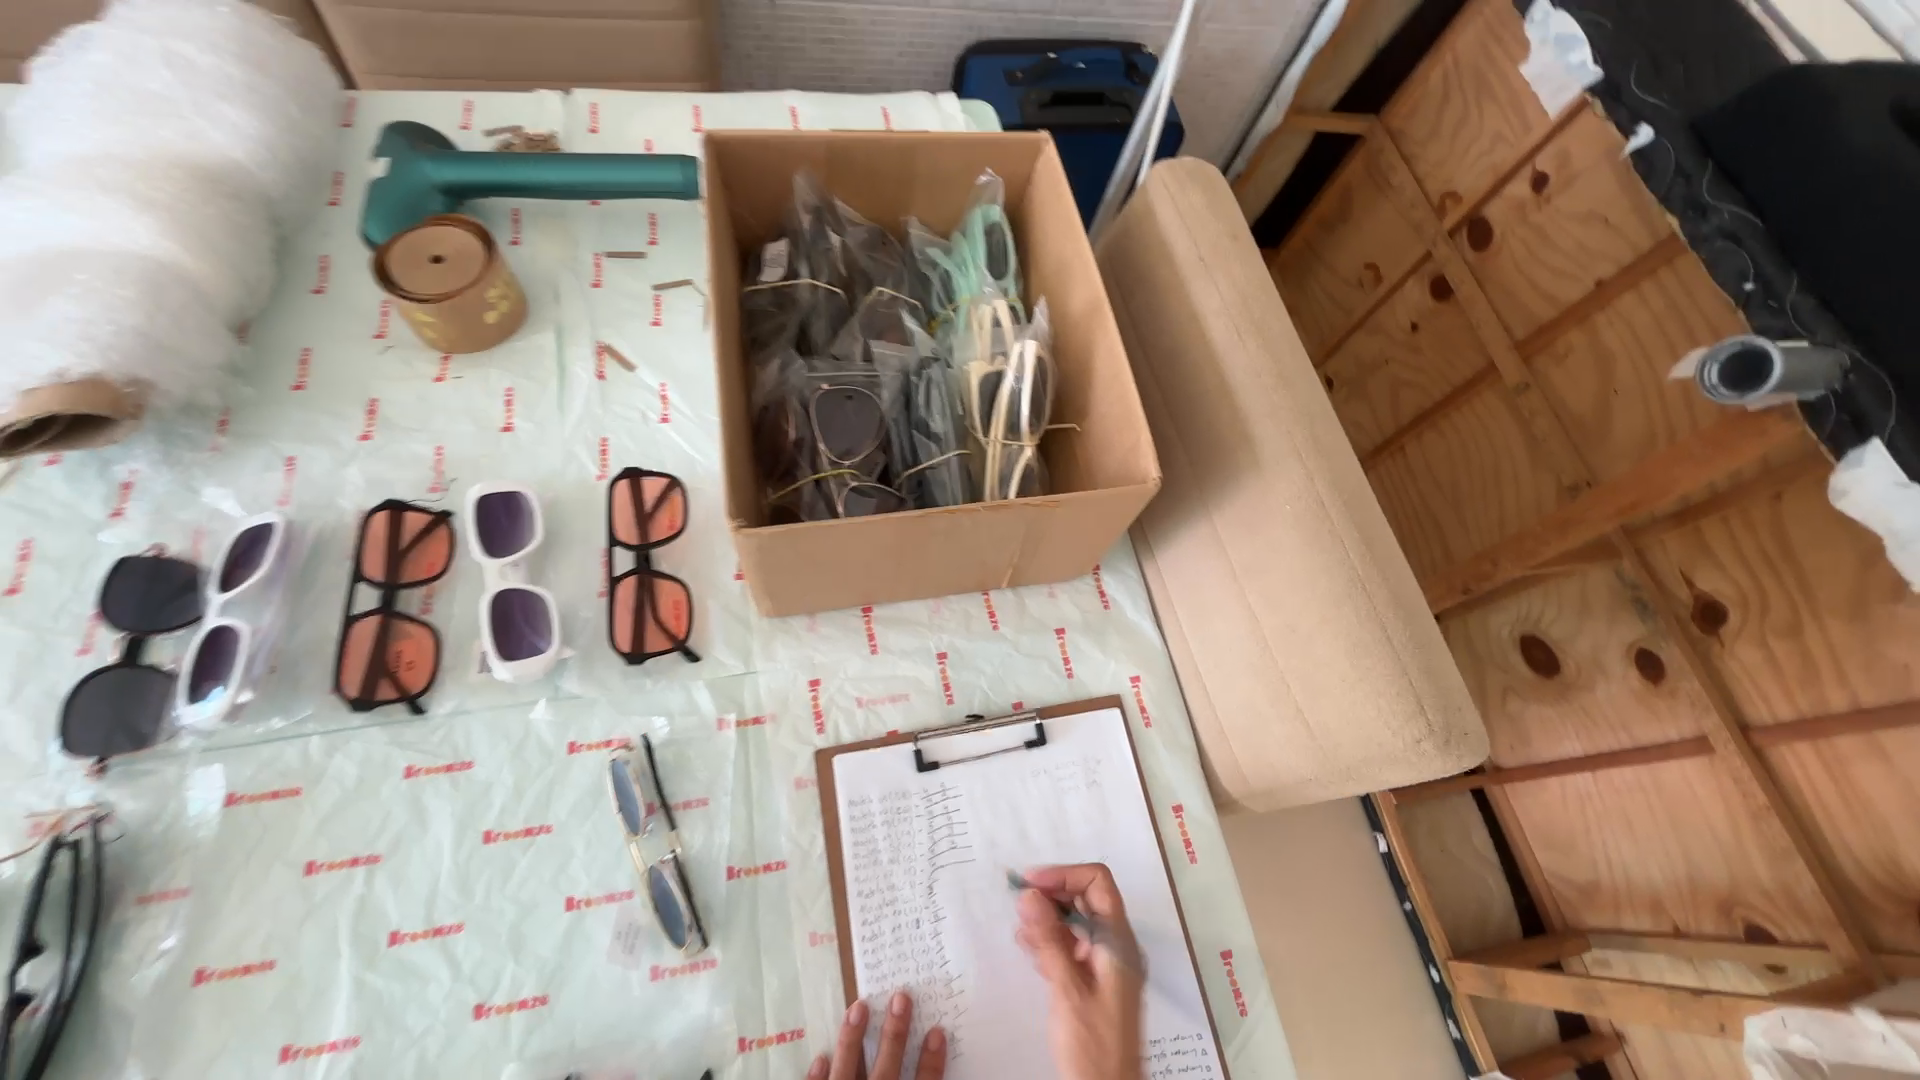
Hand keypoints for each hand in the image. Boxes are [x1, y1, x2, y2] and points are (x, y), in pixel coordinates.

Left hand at [807, 990, 945, 1079]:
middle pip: (888, 1069)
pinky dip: (818, 1076)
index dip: (931, 1061)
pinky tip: (821, 1056)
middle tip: (901, 997)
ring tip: (858, 1006)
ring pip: (847, 1071)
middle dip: (895, 1033)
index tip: (937, 1031)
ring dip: (853, 1039)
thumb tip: (934, 1047)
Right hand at [1015, 863, 1145, 1079]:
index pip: (1098, 882)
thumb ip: (1048, 938)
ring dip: (1048, 917)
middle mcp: (1116, 945)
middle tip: (1018, 899)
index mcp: (1118, 941)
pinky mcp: (1094, 982)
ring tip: (1020, 925)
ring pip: (1077, 922)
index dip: (1064, 874)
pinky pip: (1072, 946)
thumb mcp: (1066, 988)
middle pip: (1087, 898)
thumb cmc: (1092, 1044)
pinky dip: (1050, 940)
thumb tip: (1028, 893)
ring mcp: (1106, 964)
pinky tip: (1028, 947)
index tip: (1029, 883)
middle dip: (1053, 893)